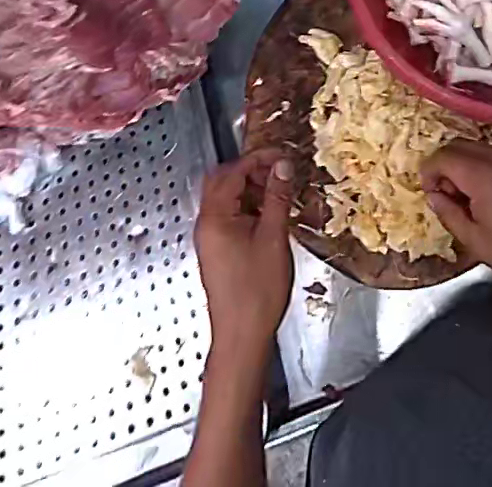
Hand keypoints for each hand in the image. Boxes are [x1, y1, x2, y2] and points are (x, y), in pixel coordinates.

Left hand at [194, 148, 294, 356]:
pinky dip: (251, 205)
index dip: (258, 158)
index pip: (233, 173)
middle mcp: (207, 224)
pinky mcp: (220, 248)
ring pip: (228, 197)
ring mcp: (211, 237)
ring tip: (282, 190)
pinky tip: (273, 211)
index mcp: (215, 218)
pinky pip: (232, 214)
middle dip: (252, 169)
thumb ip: (277, 197)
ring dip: (253, 187)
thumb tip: (283, 164)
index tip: (284, 155)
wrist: (242, 335)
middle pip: (223, 181)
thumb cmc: (258, 288)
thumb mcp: (274, 237)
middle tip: (282, 171)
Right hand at [422, 140, 491, 295]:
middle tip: (446, 201)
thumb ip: (450, 215)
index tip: (430, 197)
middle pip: (458, 146)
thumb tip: (434, 197)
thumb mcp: (478, 242)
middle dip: (444, 168)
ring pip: (476, 149)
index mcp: (483, 173)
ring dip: (462, 168)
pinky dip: (480, 169)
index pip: (442, 156)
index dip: (428, 173)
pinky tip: (486, 199)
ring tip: (466, 203)